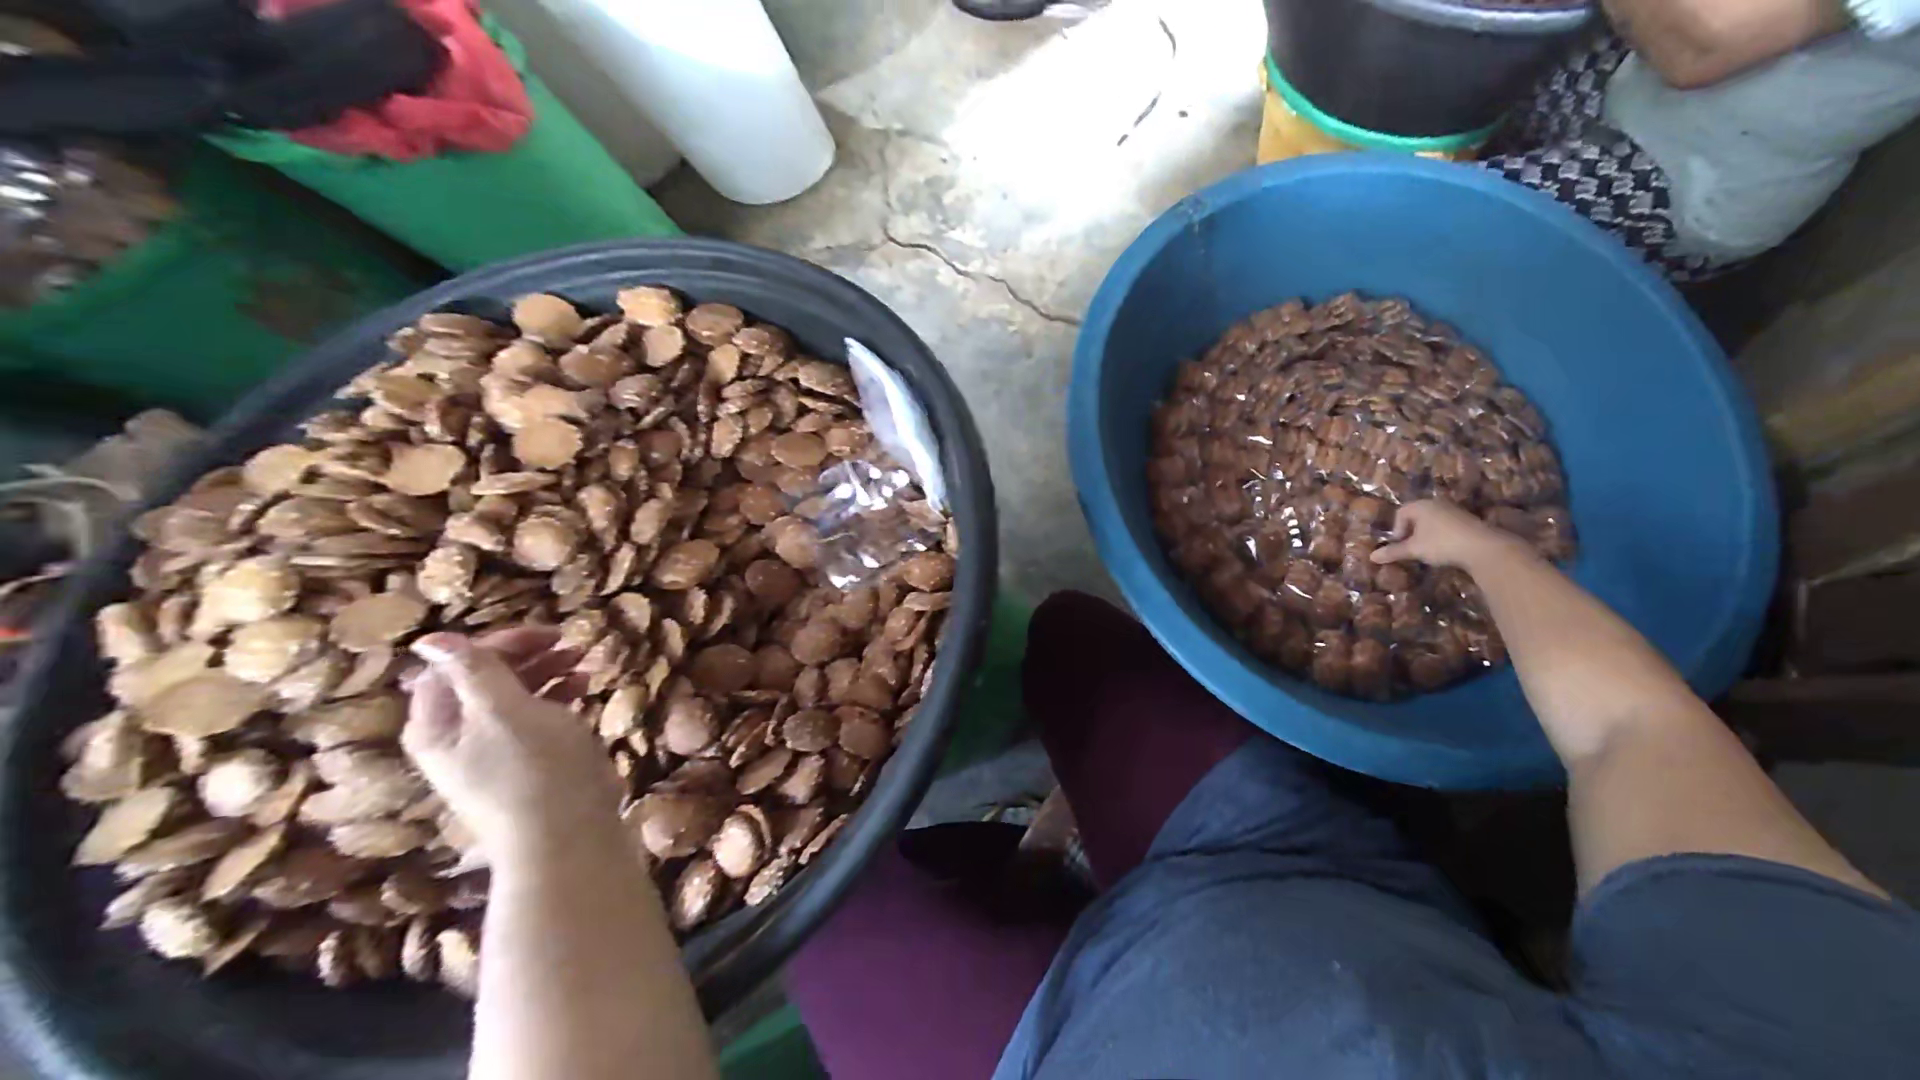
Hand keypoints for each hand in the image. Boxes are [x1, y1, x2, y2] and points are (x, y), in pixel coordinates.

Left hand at [403, 628, 622, 861]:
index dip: (498, 643)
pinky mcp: (525, 764)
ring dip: (546, 673)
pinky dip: (555, 698)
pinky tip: (583, 690)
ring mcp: (491, 754)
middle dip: (526, 656)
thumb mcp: (505, 710)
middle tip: (569, 644)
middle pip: (482, 680)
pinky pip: (533, 718)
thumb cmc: (536, 767)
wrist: (568, 837)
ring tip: (583, 663)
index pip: (452, 665)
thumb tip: (430, 637)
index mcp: (436, 726)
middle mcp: (455, 739)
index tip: (547, 634)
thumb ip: (473, 670)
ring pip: (511, 698)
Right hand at [1370, 499, 1533, 570]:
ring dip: (1426, 535)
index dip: (1396, 530)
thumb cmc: (1441, 543)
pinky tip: (1444, 549)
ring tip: (1427, 550)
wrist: (1483, 547)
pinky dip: (1440, 536)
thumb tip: (1371, 556)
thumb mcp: (1414, 549)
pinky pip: (1446, 526)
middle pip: (1416, 516)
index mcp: (1421, 506)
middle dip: (1410, 532)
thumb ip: (1393, 552)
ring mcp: (1454, 511)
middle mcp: (1437, 504)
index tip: (1400, 545)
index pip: (1400, 513)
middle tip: (1410, 547)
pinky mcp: (1468, 521)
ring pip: (1432, 521)